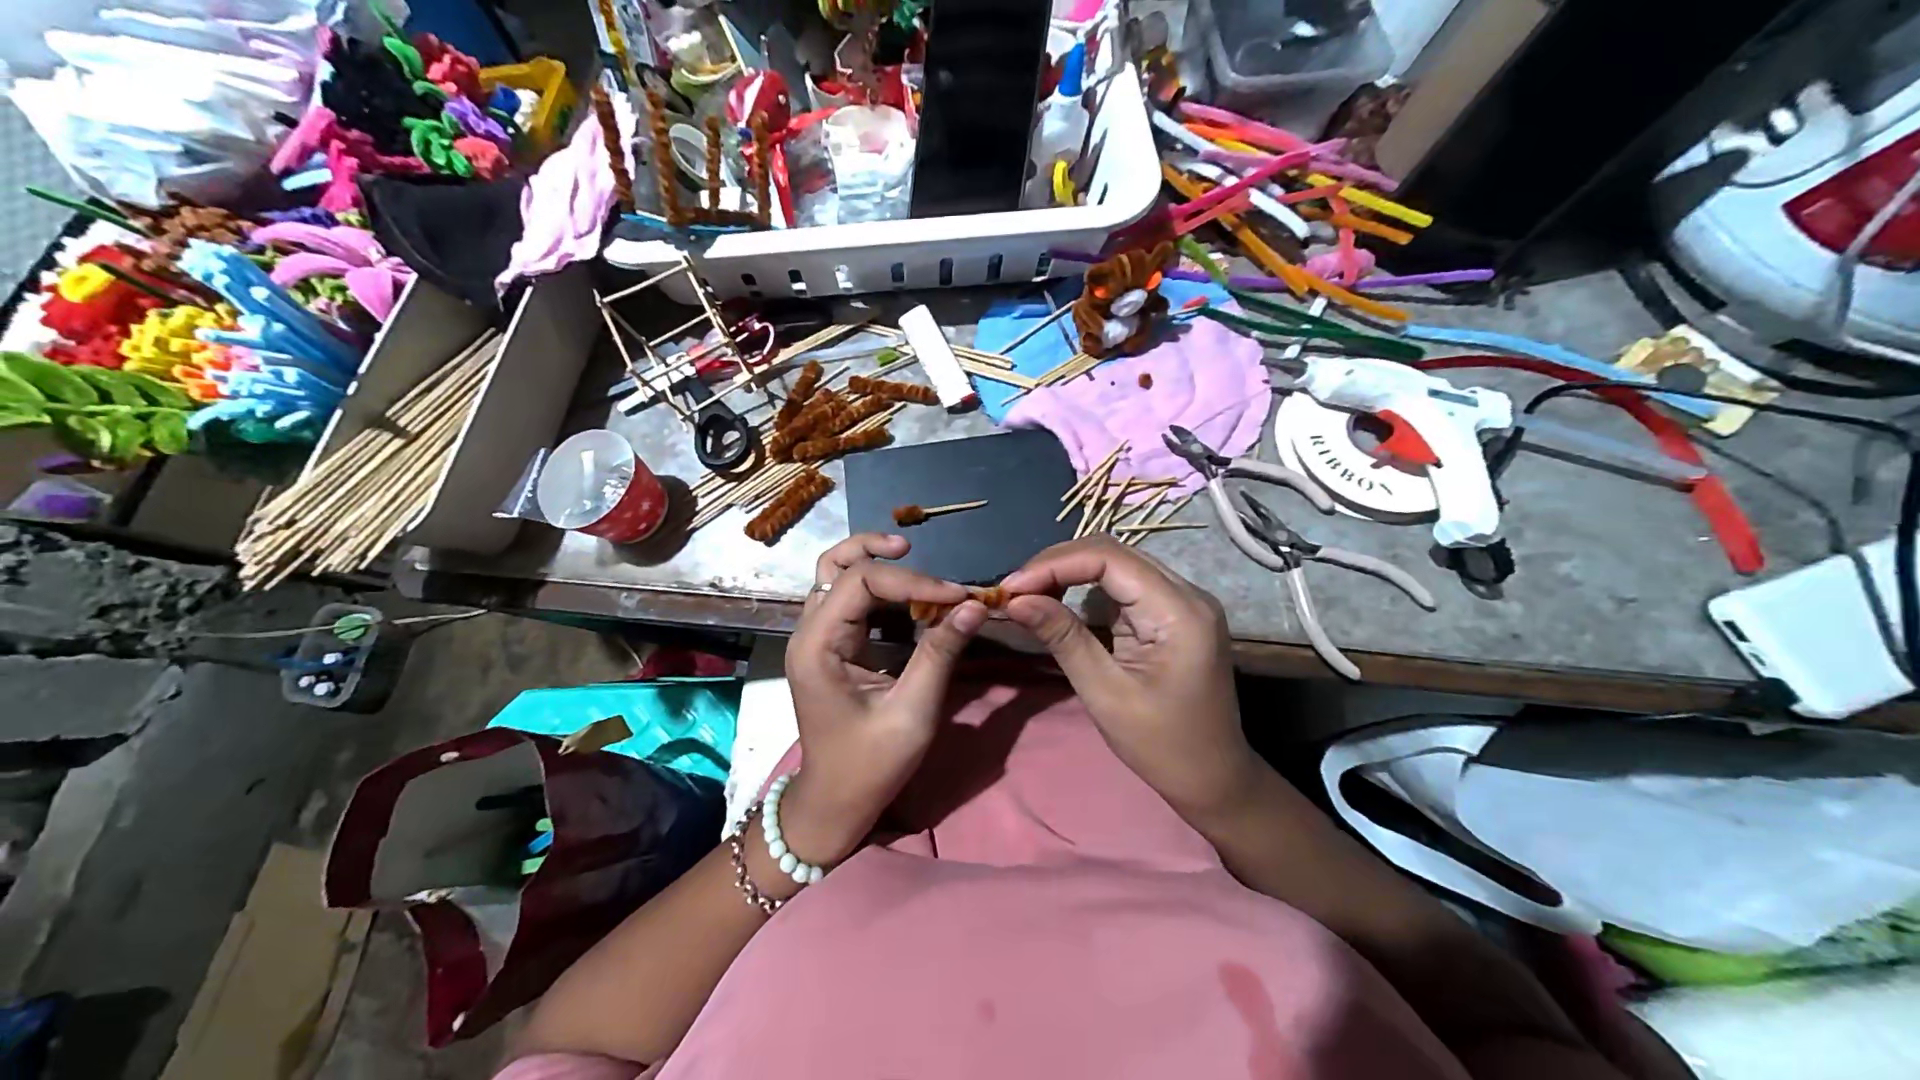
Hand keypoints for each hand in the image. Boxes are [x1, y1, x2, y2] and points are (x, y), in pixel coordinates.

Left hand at [779, 534, 986, 867]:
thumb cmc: (870, 766)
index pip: (860, 582)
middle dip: (877, 551)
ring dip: (875, 563)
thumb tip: (973, 606)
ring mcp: (817, 638)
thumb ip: (939, 654)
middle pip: (835, 565)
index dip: (912, 581)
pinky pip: (850, 600)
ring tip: (916, 561)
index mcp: (817, 647)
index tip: (956, 596)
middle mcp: (809, 633)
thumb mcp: (912, 713)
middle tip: (917, 547)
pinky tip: (909, 596)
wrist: (834, 803)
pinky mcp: (831, 647)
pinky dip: (879, 589)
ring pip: (836, 575)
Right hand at [999, 537, 1261, 824]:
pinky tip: (1059, 600)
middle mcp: (1187, 593)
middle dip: (1058, 564)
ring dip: (1070, 571)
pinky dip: (1087, 587)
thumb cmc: (1161, 744)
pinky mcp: (1174, 611)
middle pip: (1114, 552)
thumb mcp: (1105, 693)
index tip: (1012, 588)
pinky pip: (1126, 583)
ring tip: (1030, 594)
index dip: (1055, 564)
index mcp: (1179, 612)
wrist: (1213, 776)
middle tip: (1014, 591)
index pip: (1109, 558)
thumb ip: (1063, 637)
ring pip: (1118, 562)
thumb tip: (1015, 600)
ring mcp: (1184, 600)